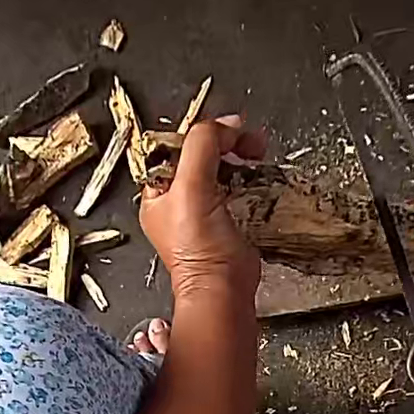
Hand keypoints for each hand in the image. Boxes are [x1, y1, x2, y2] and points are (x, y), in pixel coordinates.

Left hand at [139, 115, 266, 303]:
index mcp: (157, 193)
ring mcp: (200, 210)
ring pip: (218, 166)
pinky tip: (256, 171)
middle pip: (198, 153)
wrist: (223, 287)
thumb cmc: (199, 251)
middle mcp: (175, 201)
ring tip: (256, 151)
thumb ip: (202, 145)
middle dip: (224, 140)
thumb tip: (224, 126)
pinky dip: (246, 173)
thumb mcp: (191, 186)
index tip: (224, 128)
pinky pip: (234, 184)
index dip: (200, 132)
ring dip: (238, 154)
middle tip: (246, 140)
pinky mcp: (224, 219)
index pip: (175, 145)